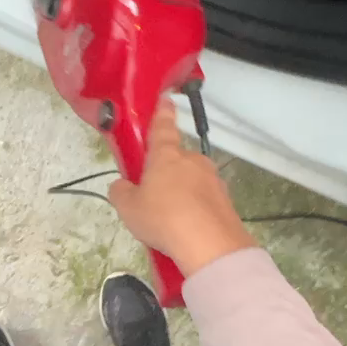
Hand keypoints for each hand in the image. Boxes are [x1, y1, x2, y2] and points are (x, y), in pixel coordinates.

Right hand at [108, 99, 254, 276]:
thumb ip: (121, 192)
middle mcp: (193, 161)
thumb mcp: (128, 208)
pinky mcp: (226, 200)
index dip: (161, 113)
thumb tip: (122, 185)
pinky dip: (194, 211)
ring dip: (181, 194)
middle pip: (176, 161)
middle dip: (165, 174)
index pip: (162, 127)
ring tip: (169, 222)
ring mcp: (213, 180)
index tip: (165, 100)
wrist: (209, 246)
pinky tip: (185, 231)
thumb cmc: (163, 218)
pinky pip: (204, 201)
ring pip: (191, 182)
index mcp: (166, 155)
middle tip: (151, 197)